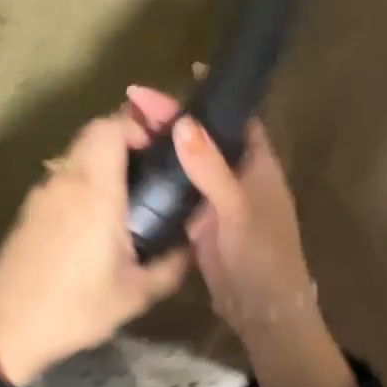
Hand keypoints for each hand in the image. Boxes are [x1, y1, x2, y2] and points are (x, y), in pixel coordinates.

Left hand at [0, 113, 192, 385]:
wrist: (8, 327)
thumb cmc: (76, 308)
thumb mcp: (136, 294)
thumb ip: (171, 264)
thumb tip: (190, 243)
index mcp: (94, 190)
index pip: (110, 127)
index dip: (138, 125)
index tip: (160, 147)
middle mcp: (66, 180)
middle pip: (94, 132)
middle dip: (126, 138)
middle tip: (152, 166)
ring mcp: (43, 191)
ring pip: (77, 153)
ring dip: (104, 159)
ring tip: (131, 192)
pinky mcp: (30, 207)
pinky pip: (64, 176)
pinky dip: (85, 179)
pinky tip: (100, 215)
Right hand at [124, 86, 313, 336]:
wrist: (262, 314)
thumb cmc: (263, 255)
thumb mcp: (238, 209)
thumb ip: (210, 167)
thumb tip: (182, 123)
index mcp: (256, 164)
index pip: (234, 117)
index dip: (212, 95)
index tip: (185, 72)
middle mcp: (235, 174)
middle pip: (202, 135)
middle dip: (171, 117)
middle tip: (131, 101)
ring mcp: (215, 198)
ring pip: (184, 161)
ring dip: (159, 143)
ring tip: (123, 126)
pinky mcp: (197, 221)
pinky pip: (174, 188)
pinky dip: (155, 175)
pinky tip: (128, 166)